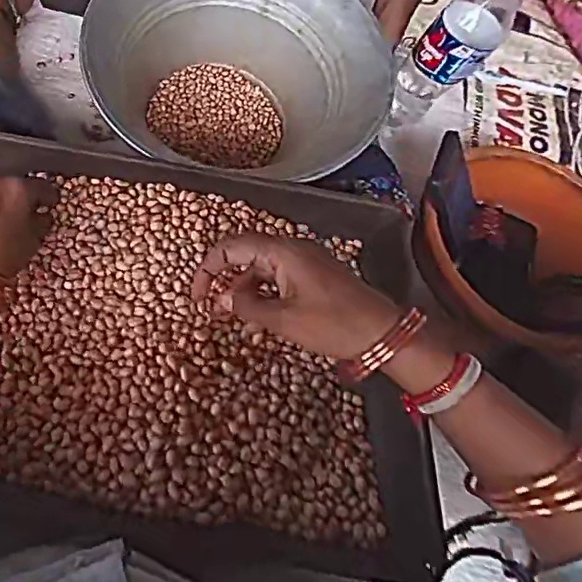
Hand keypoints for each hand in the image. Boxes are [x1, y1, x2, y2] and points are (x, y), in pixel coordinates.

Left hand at [0, 174, 54, 277]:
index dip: (49, 197)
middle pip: (15, 185)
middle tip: (26, 213)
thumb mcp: (32, 242)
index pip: (42, 186)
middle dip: (22, 198)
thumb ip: (42, 223)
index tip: (51, 203)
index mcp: (19, 188)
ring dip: (1, 201)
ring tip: (3, 220)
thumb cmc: (1, 256)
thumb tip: (43, 217)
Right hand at [190, 235, 405, 361]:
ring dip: (243, 290)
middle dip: (223, 279)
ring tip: (234, 318)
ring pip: (260, 269)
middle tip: (210, 306)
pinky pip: (277, 279)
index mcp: (282, 252)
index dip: (207, 269)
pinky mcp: (313, 276)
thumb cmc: (334, 324)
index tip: (197, 295)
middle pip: (244, 255)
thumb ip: (248, 306)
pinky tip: (258, 319)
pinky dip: (263, 295)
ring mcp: (304, 261)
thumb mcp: (284, 320)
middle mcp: (292, 249)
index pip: (231, 247)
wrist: (384, 333)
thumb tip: (222, 299)